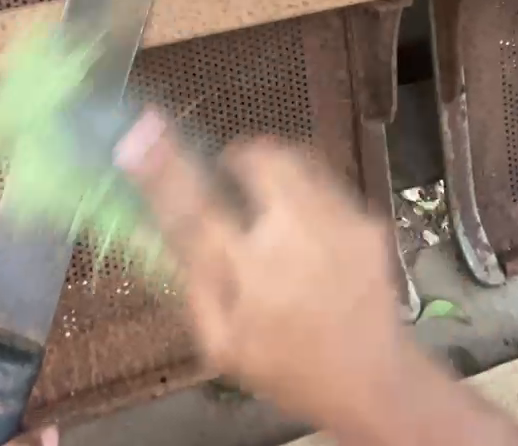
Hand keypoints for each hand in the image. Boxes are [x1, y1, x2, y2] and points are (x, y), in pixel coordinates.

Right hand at [114, 110, 517, 445]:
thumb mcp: (222, 344)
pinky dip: (305, 187)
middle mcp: (297, 238)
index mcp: (253, 275)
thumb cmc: (288, 367)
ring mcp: (339, 223)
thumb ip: (188, 281)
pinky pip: (324, 178)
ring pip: (294, 157)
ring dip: (272, 166)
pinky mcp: (367, 219)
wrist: (377, 383)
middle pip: (261, 160)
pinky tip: (306, 224)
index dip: (164, 165)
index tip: (140, 134)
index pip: (197, 206)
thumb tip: (153, 226)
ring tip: (269, 198)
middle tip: (229, 173)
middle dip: (239, 156)